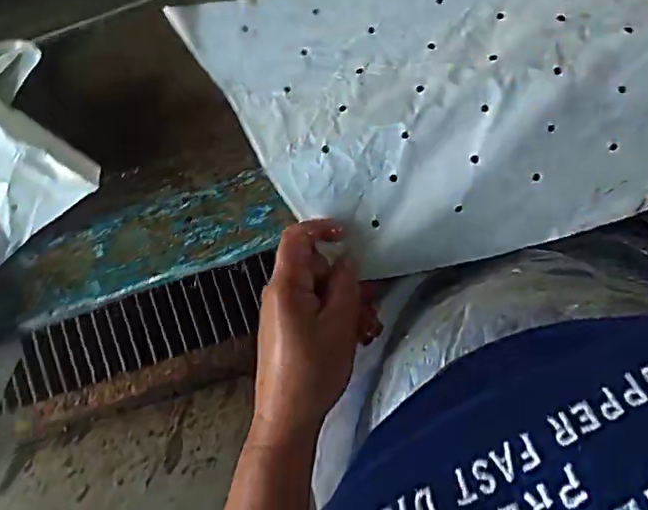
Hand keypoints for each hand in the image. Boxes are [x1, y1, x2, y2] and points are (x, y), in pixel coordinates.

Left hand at [250, 220, 381, 447]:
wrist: (286, 420)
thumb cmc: (312, 371)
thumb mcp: (339, 325)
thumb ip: (345, 286)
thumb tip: (347, 259)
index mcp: (285, 284)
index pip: (296, 237)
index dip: (321, 228)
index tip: (347, 233)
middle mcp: (278, 292)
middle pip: (313, 266)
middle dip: (343, 280)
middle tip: (369, 303)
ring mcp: (281, 311)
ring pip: (317, 290)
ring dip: (343, 302)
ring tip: (364, 329)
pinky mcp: (286, 328)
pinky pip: (312, 309)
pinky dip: (332, 316)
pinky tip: (352, 338)